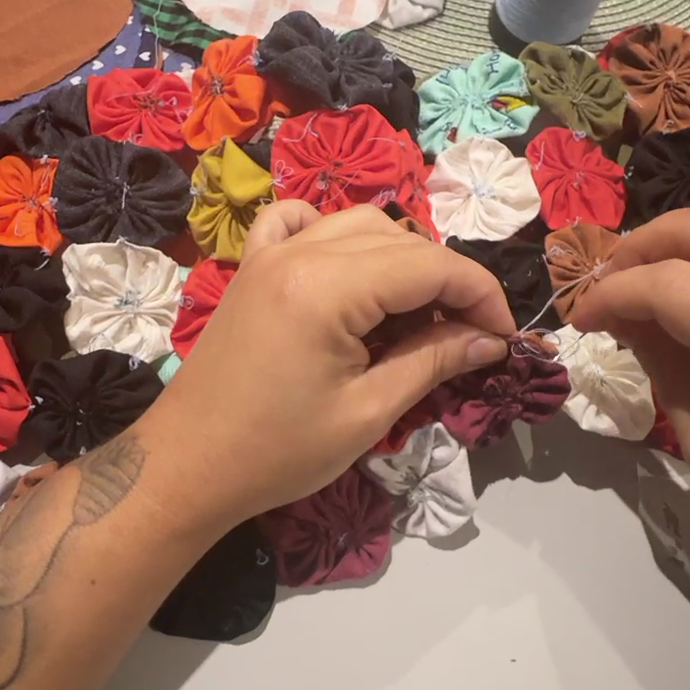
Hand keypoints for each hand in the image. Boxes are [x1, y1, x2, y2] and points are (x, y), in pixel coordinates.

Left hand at [137, 203, 514, 528]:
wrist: (187, 467)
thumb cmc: (277, 453)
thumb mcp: (367, 413)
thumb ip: (433, 362)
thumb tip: (490, 340)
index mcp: (328, 287)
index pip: (431, 265)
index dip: (481, 294)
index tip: (503, 336)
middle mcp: (299, 252)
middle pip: (401, 241)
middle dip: (447, 282)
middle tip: (467, 336)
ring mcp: (269, 254)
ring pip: (358, 225)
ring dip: (401, 260)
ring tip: (417, 313)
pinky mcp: (251, 268)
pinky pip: (298, 223)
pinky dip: (333, 233)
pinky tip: (347, 268)